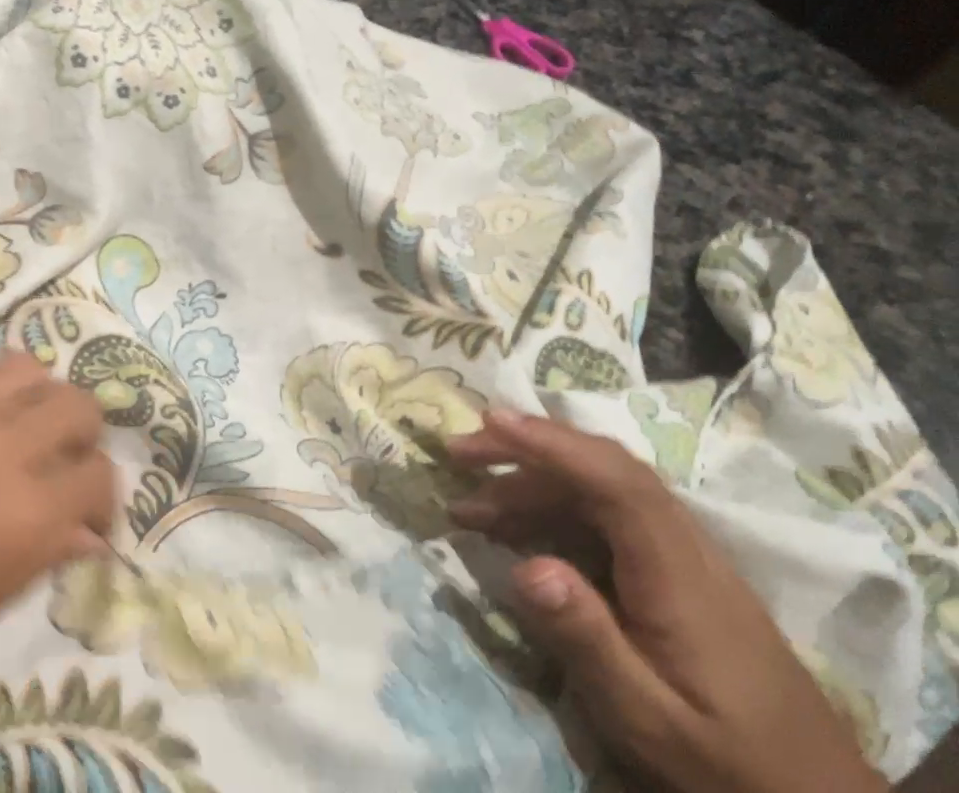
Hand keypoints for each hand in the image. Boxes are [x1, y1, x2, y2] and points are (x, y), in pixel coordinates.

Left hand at [0, 352, 113, 733]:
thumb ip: (42, 554)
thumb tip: (84, 532)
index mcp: (28, 517)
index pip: (98, 476)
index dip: (101, 497)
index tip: (84, 514)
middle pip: (74, 404)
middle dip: (81, 432)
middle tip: (58, 459)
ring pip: (21, 367)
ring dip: (32, 396)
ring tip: (12, 424)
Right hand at [446, 410, 887, 792]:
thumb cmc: (723, 759)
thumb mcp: (644, 715)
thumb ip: (586, 639)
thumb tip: (526, 565)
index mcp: (682, 580)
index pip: (618, 484)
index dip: (552, 445)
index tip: (490, 421)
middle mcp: (690, 555)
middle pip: (609, 474)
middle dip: (529, 450)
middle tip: (458, 453)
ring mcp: (688, 565)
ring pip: (607, 494)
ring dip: (534, 484)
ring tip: (469, 508)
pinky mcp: (680, 580)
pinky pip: (611, 521)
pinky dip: (554, 512)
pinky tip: (517, 534)